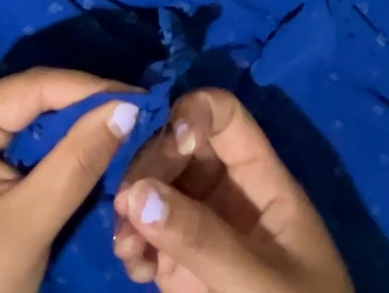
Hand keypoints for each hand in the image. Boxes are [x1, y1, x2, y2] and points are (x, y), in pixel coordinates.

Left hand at [0, 68, 140, 292]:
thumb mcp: (31, 220)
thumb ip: (78, 160)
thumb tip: (126, 107)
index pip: (32, 88)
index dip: (88, 87)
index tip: (140, 96)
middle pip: (31, 99)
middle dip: (85, 104)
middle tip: (138, 113)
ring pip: (30, 121)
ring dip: (75, 126)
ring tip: (124, 126)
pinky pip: (22, 143)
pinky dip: (57, 147)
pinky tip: (91, 149)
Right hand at [112, 88, 353, 292]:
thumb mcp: (261, 284)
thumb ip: (202, 239)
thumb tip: (135, 193)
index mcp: (262, 181)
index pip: (223, 117)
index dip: (193, 114)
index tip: (170, 142)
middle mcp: (226, 194)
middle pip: (176, 145)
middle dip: (148, 165)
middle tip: (128, 203)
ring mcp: (201, 228)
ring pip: (153, 185)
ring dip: (131, 205)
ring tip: (126, 246)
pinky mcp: (180, 265)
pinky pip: (144, 230)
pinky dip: (131, 239)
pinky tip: (133, 266)